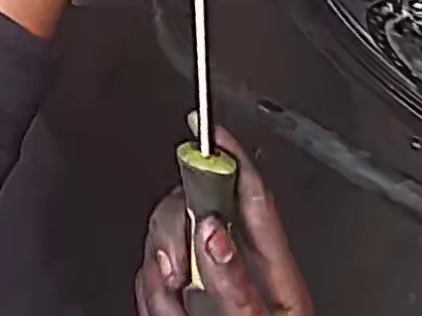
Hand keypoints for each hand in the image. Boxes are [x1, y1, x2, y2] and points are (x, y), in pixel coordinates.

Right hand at [136, 129, 312, 315]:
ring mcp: (210, 281)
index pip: (250, 190)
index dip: (228, 152)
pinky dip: (149, 288)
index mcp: (272, 266)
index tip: (205, 124)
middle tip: (177, 265)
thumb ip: (237, 284)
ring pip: (167, 235)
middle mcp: (238, 264)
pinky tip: (167, 309)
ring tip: (174, 304)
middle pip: (196, 204)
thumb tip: (210, 228)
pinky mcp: (184, 298)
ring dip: (158, 267)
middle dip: (174, 224)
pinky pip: (151, 270)